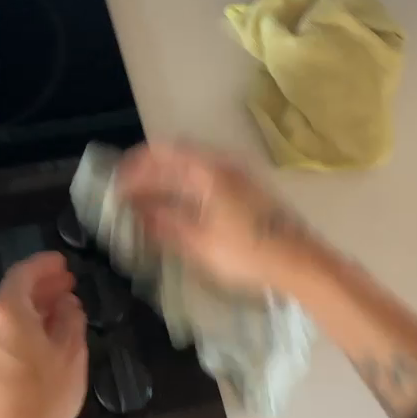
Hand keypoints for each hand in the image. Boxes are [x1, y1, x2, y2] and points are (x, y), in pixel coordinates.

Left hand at [0, 251, 88, 417]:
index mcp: (6, 311)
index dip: (44, 265)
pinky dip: (20, 329)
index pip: (23, 273)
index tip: (63, 262)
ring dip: (32, 310)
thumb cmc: (45, 397)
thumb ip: (70, 319)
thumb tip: (66, 304)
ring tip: (60, 313)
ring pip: (5, 317)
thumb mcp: (71, 353)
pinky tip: (41, 340)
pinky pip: (0, 336)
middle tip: (67, 286)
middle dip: (40, 288)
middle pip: (11, 294)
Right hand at [117, 143, 325, 294]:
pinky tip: (179, 212)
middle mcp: (224, 166)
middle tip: (127, 192)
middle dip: (150, 174)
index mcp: (209, 171)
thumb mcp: (197, 242)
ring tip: (148, 204)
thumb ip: (164, 222)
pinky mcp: (249, 194)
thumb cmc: (245, 252)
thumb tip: (137, 211)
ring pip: (194, 172)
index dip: (136, 164)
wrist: (300, 264)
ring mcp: (240, 178)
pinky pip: (207, 182)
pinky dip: (187, 191)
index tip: (116, 178)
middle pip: (178, 160)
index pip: (164, 153)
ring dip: (168, 183)